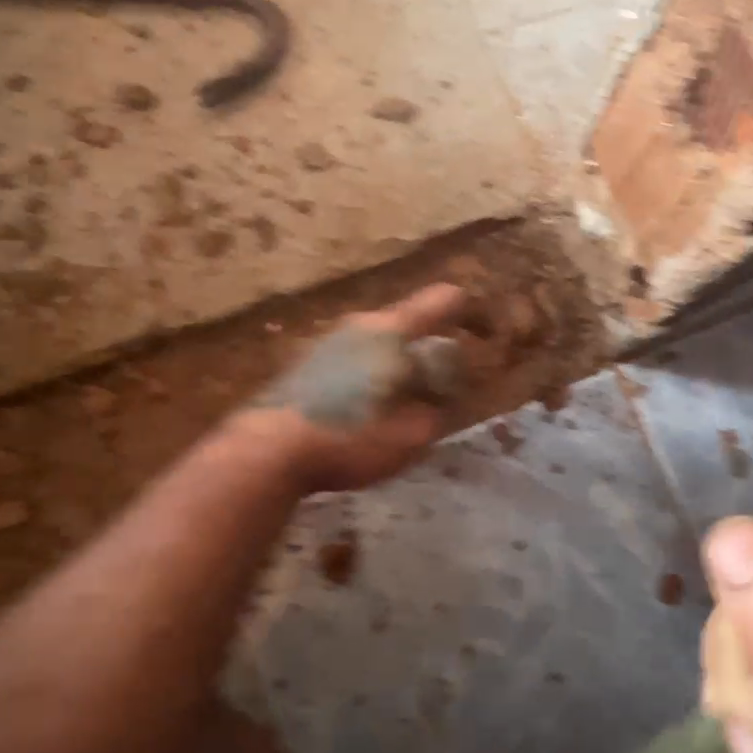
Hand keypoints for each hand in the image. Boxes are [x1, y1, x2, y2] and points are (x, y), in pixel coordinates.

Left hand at [236, 283, 467, 493]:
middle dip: (433, 352)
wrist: (264, 452)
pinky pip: (352, 362)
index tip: (488, 338)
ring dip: (399, 368)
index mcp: (391, 330)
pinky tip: (364, 417)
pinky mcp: (303, 366)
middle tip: (444, 391)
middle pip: (409, 325)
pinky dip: (371, 380)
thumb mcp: (413, 432)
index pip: (444, 300)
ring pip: (378, 345)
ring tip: (404, 409)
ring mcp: (326, 342)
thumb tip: (444, 389)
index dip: (474, 313)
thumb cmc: (350, 437)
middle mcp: (359, 325)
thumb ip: (439, 405)